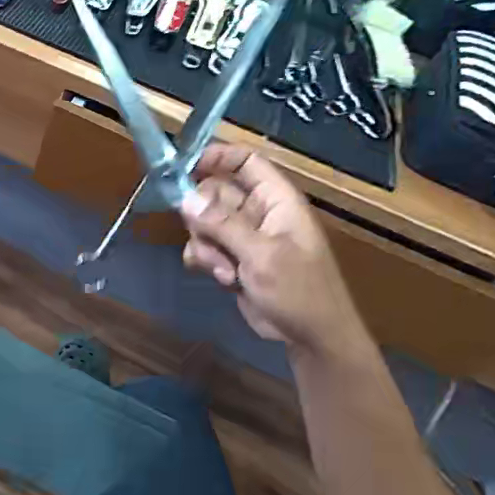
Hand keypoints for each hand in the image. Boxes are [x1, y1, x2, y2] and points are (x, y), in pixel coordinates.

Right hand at [178, 146, 362, 351]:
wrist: (311, 336)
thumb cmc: (299, 291)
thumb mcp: (262, 256)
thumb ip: (223, 225)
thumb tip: (185, 199)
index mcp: (277, 201)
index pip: (246, 162)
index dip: (217, 157)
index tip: (183, 167)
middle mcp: (259, 213)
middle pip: (215, 194)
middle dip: (203, 218)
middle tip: (206, 237)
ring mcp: (244, 238)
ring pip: (204, 224)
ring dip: (206, 246)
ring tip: (224, 270)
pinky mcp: (233, 260)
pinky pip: (205, 248)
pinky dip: (205, 260)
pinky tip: (221, 279)